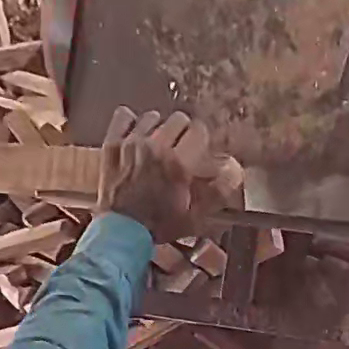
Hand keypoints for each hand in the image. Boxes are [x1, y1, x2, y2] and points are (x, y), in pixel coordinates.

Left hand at [97, 106, 241, 241]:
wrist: (121, 231)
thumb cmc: (159, 225)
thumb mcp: (196, 216)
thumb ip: (219, 191)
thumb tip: (236, 169)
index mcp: (179, 163)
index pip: (199, 129)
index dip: (201, 139)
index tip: (198, 150)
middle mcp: (156, 147)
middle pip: (178, 119)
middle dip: (182, 133)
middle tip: (179, 149)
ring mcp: (131, 143)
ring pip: (153, 117)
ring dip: (158, 129)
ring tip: (156, 146)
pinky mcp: (112, 144)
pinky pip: (124, 116)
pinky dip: (132, 122)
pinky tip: (136, 135)